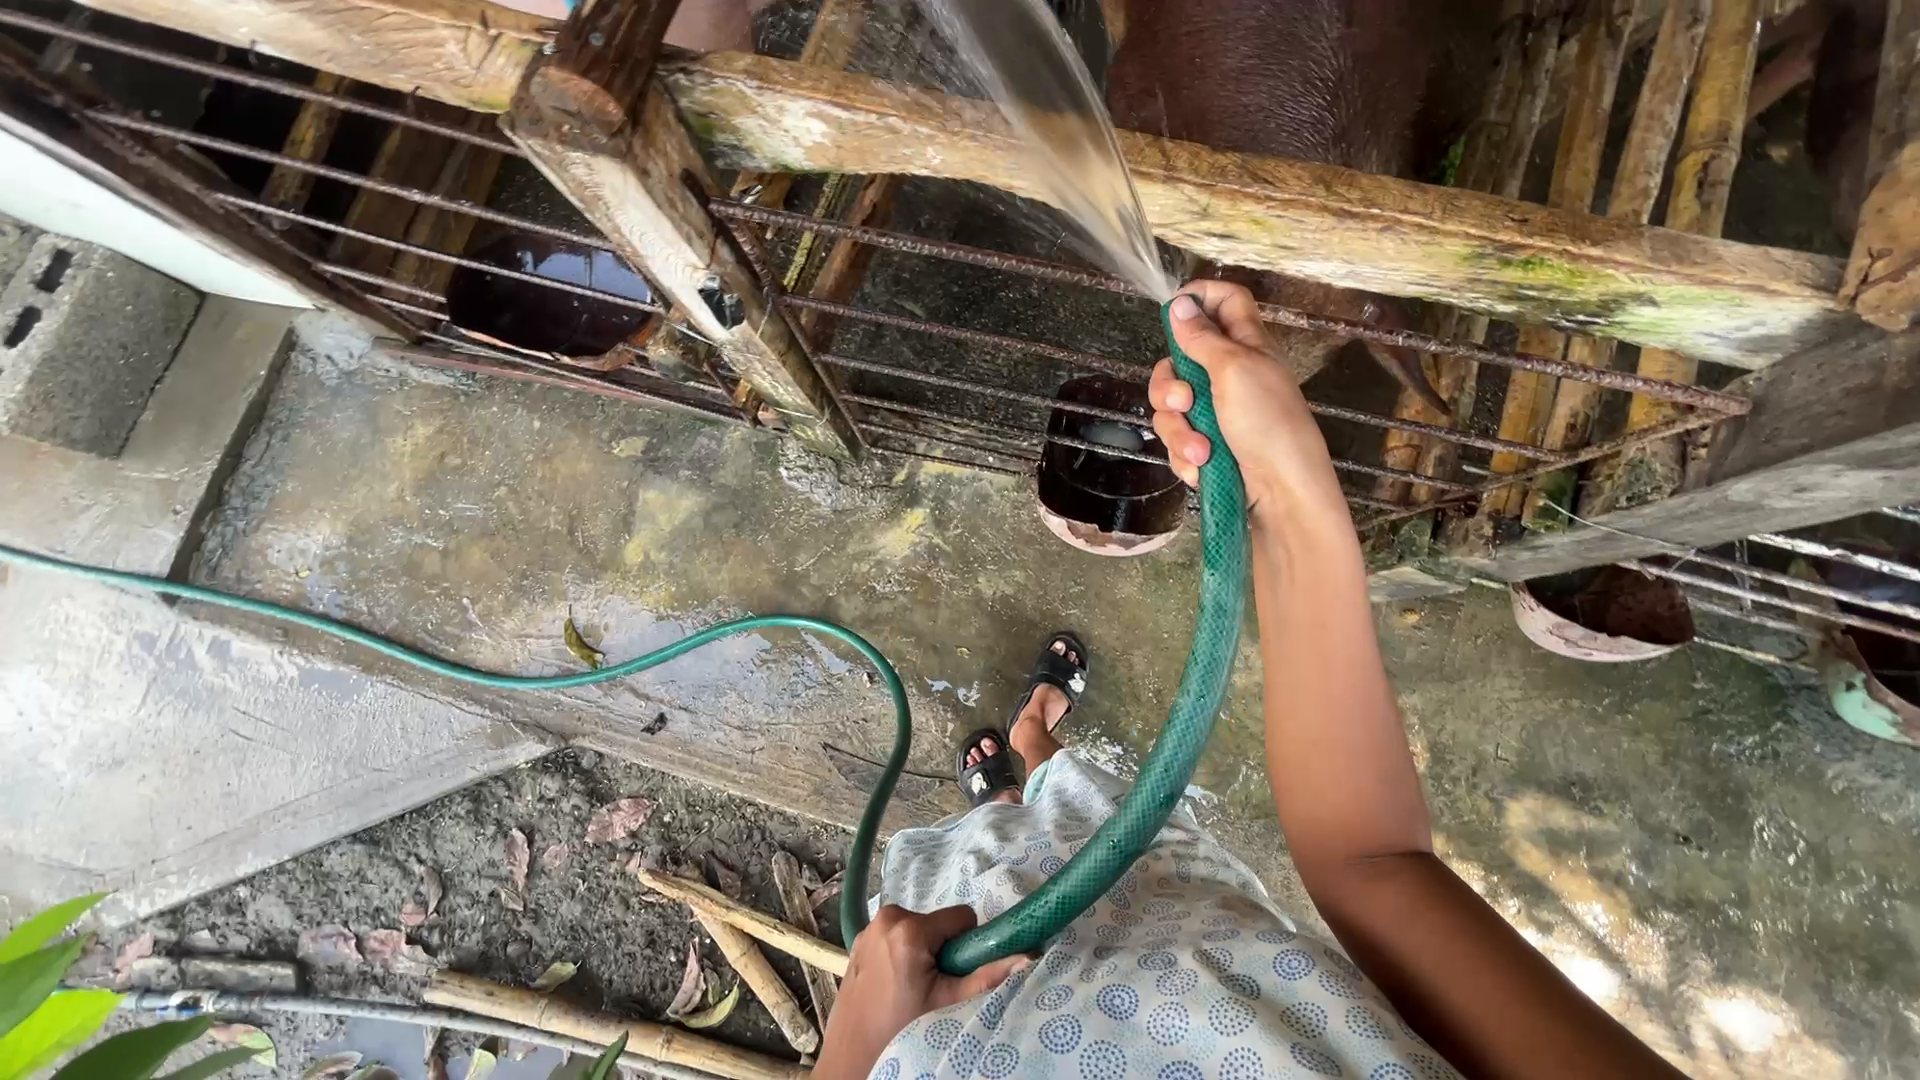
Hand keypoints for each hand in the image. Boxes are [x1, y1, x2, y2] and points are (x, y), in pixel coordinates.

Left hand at [814, 906, 1030, 1079]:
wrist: (852, 1058)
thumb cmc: (901, 1030)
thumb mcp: (948, 1004)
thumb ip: (987, 976)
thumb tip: (1027, 957)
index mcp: (909, 928)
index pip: (961, 917)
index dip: (965, 945)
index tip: (955, 972)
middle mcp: (887, 917)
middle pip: (937, 923)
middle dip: (941, 949)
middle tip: (931, 985)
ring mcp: (869, 927)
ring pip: (917, 928)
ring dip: (921, 951)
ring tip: (910, 987)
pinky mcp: (859, 939)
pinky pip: (895, 935)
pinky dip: (901, 952)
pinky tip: (893, 983)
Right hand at [1149, 281, 1346, 521]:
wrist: (1280, 493)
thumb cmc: (1267, 423)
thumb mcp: (1234, 370)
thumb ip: (1202, 338)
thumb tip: (1178, 303)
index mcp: (1245, 346)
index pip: (1224, 301)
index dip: (1200, 296)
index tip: (1172, 308)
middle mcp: (1227, 375)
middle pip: (1178, 361)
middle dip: (1169, 386)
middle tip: (1183, 402)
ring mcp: (1215, 413)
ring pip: (1171, 408)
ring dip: (1179, 431)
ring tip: (1201, 452)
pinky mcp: (1206, 445)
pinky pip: (1177, 441)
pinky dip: (1184, 456)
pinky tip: (1201, 469)